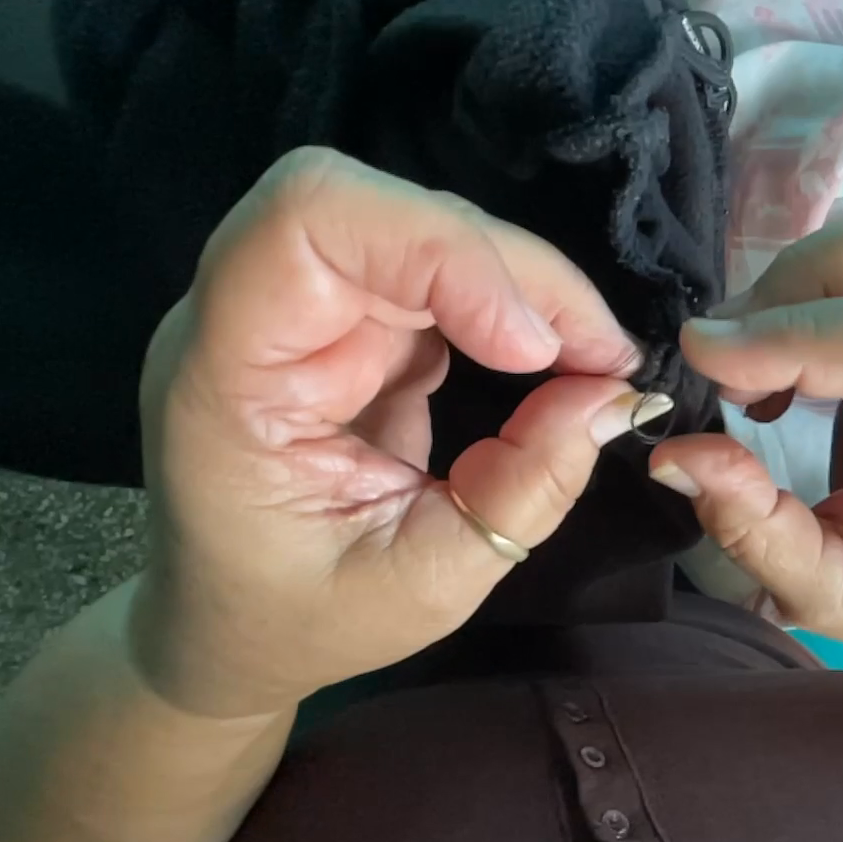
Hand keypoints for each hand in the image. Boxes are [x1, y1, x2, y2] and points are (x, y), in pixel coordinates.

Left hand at [128, 148, 660, 715]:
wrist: (235, 627)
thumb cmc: (307, 621)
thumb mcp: (431, 582)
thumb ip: (524, 490)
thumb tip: (614, 399)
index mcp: (229, 380)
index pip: (311, 224)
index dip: (442, 254)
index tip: (535, 350)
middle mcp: (253, 319)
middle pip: (385, 214)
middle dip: (516, 272)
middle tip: (606, 355)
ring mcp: (303, 316)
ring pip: (424, 233)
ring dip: (527, 284)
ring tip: (596, 358)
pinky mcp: (350, 328)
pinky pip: (441, 277)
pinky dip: (514, 305)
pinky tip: (558, 357)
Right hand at [649, 213, 842, 657]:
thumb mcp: (827, 594)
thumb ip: (756, 530)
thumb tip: (675, 452)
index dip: (800, 339)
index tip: (704, 356)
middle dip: (803, 283)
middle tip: (726, 356)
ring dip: (803, 278)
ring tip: (746, 357)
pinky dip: (805, 291)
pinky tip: (771, 359)